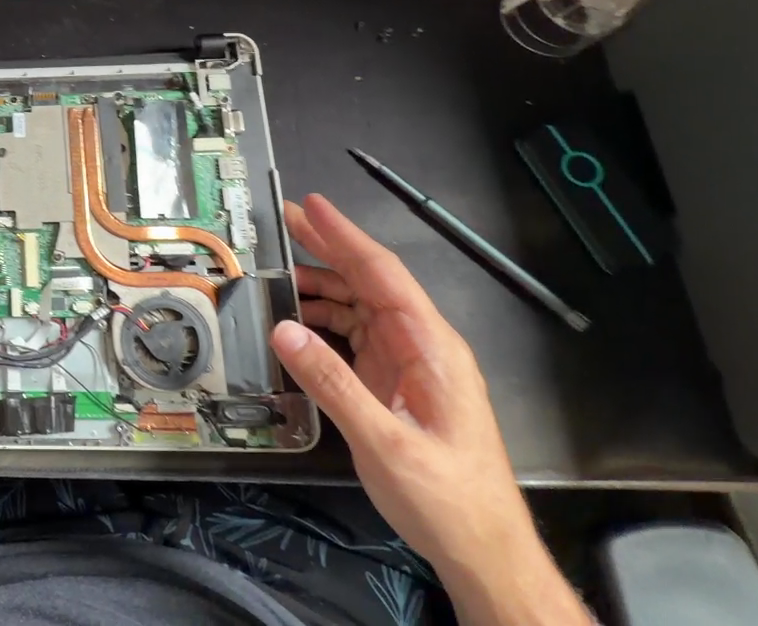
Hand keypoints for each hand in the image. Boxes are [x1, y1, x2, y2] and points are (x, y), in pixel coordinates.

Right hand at [269, 195, 588, 625]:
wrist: (482, 550)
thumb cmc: (445, 498)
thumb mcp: (385, 442)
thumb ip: (332, 383)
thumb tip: (284, 329)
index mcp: (431, 348)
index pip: (383, 275)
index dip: (344, 237)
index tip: (310, 207)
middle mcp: (421, 346)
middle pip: (369, 283)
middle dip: (326, 249)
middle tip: (280, 223)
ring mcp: (408, 365)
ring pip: (359, 308)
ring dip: (319, 287)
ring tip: (275, 275)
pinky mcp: (394, 384)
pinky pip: (355, 337)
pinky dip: (322, 322)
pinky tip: (295, 321)